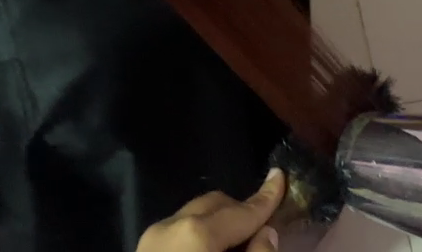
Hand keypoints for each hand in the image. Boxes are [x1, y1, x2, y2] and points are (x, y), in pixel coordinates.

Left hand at [138, 169, 286, 251]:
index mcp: (196, 232)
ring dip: (219, 224)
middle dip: (240, 210)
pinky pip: (178, 231)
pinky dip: (198, 236)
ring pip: (195, 215)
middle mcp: (171, 224)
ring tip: (236, 242)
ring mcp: (150, 237)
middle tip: (261, 225)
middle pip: (216, 203)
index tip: (280, 177)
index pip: (242, 210)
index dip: (267, 197)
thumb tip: (266, 233)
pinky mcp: (140, 249)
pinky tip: (209, 250)